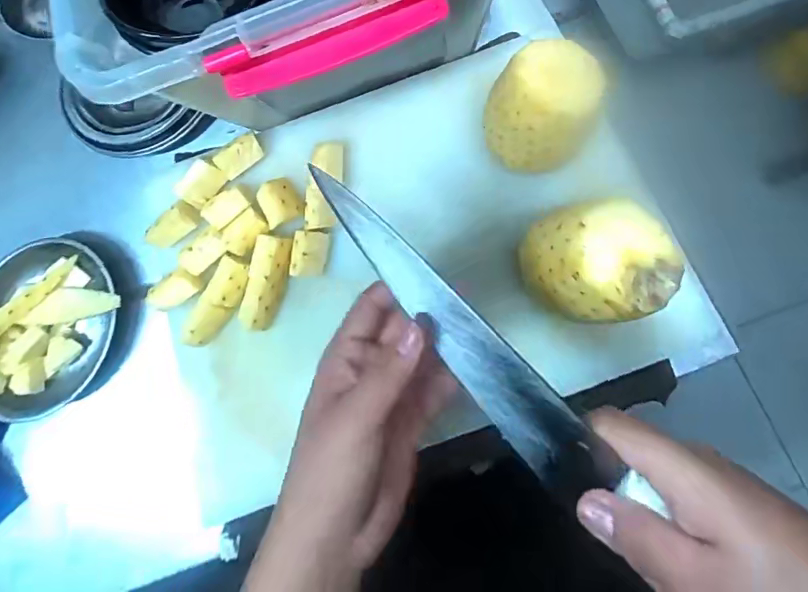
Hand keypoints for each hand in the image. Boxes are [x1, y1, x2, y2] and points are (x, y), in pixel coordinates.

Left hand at [245, 284, 457, 591]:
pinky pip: (432, 391)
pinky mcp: (410, 422)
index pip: (372, 308)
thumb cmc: (330, 468)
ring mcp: (391, 396)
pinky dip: (451, 378)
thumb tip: (419, 321)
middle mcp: (370, 369)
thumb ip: (389, 371)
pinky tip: (474, 364)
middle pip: (402, 330)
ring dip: (444, 343)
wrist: (334, 537)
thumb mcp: (356, 416)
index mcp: (346, 357)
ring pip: (420, 359)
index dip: (398, 287)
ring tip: (477, 322)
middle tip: (468, 294)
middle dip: (429, 312)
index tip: (433, 270)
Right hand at [576, 409, 807, 591]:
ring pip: (659, 481)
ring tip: (652, 564)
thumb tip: (584, 499)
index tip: (560, 477)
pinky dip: (676, 525)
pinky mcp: (746, 505)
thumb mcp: (701, 582)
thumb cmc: (779, 591)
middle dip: (612, 490)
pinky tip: (691, 569)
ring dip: (645, 514)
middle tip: (611, 545)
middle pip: (630, 453)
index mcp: (682, 465)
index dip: (576, 440)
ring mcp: (725, 481)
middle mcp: (699, 459)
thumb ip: (640, 537)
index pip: (607, 423)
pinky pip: (688, 500)